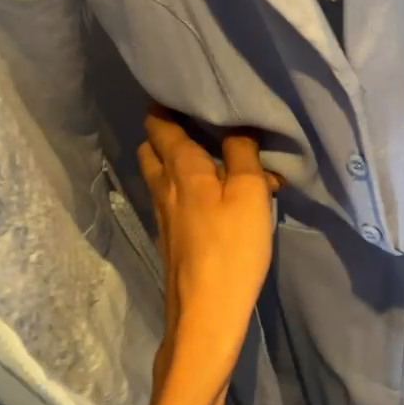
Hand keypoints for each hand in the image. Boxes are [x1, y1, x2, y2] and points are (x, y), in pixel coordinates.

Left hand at [137, 110, 281, 380]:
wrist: (206, 314)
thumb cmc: (232, 248)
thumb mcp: (251, 193)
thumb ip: (243, 155)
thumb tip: (236, 126)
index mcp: (182, 169)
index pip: (161, 124)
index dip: (166, 104)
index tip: (185, 90)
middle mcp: (165, 187)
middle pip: (153, 148)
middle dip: (168, 130)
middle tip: (199, 122)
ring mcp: (164, 216)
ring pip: (161, 174)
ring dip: (177, 160)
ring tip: (210, 155)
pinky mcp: (172, 238)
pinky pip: (173, 197)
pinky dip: (187, 186)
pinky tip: (214, 196)